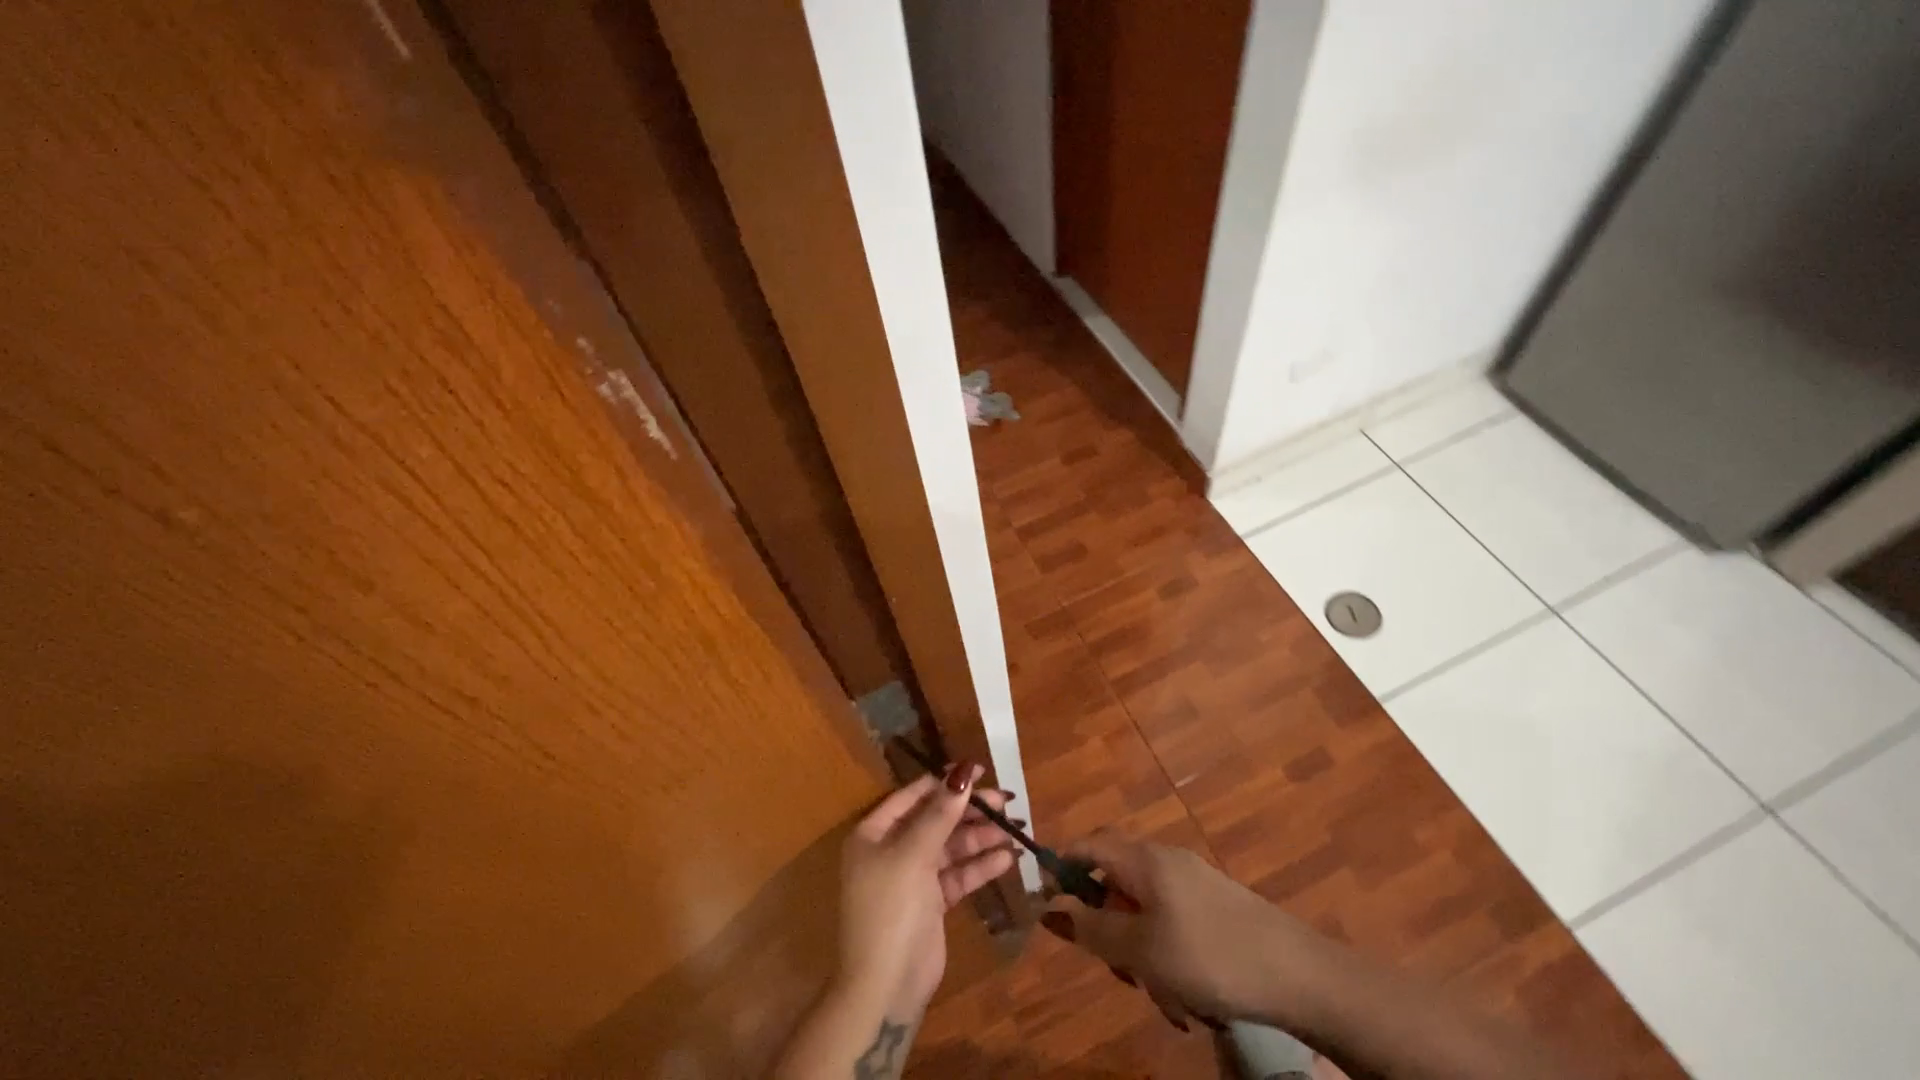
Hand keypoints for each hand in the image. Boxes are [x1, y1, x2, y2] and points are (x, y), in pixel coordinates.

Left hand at [835, 762, 1017, 1013]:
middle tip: (1006, 802)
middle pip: (935, 820)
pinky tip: (1007, 858)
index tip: (981, 772)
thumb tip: (963, 771)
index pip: (913, 796)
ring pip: (950, 848)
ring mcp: (911, 878)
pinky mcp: (930, 903)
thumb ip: (940, 813)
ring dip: (979, 838)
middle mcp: (890, 851)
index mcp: (873, 834)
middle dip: (969, 811)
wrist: (885, 983)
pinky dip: (979, 866)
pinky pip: (957, 875)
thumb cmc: (891, 908)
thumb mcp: (913, 854)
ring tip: (1013, 830)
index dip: (946, 782)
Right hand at [1038, 830, 1337, 1030]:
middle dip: (1107, 928)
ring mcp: (1195, 884)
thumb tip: (1049, 903)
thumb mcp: (1138, 949)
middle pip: (1115, 882)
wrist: (1299, 974)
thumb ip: (1089, 926)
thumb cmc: (1208, 956)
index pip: (1087, 845)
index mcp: (1144, 859)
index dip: (1062, 870)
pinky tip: (1186, 996)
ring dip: (1140, 952)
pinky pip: (1174, 925)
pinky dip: (1168, 957)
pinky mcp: (1217, 908)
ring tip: (1161, 994)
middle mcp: (1167, 861)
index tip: (1054, 913)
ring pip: (1144, 912)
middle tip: (1118, 970)